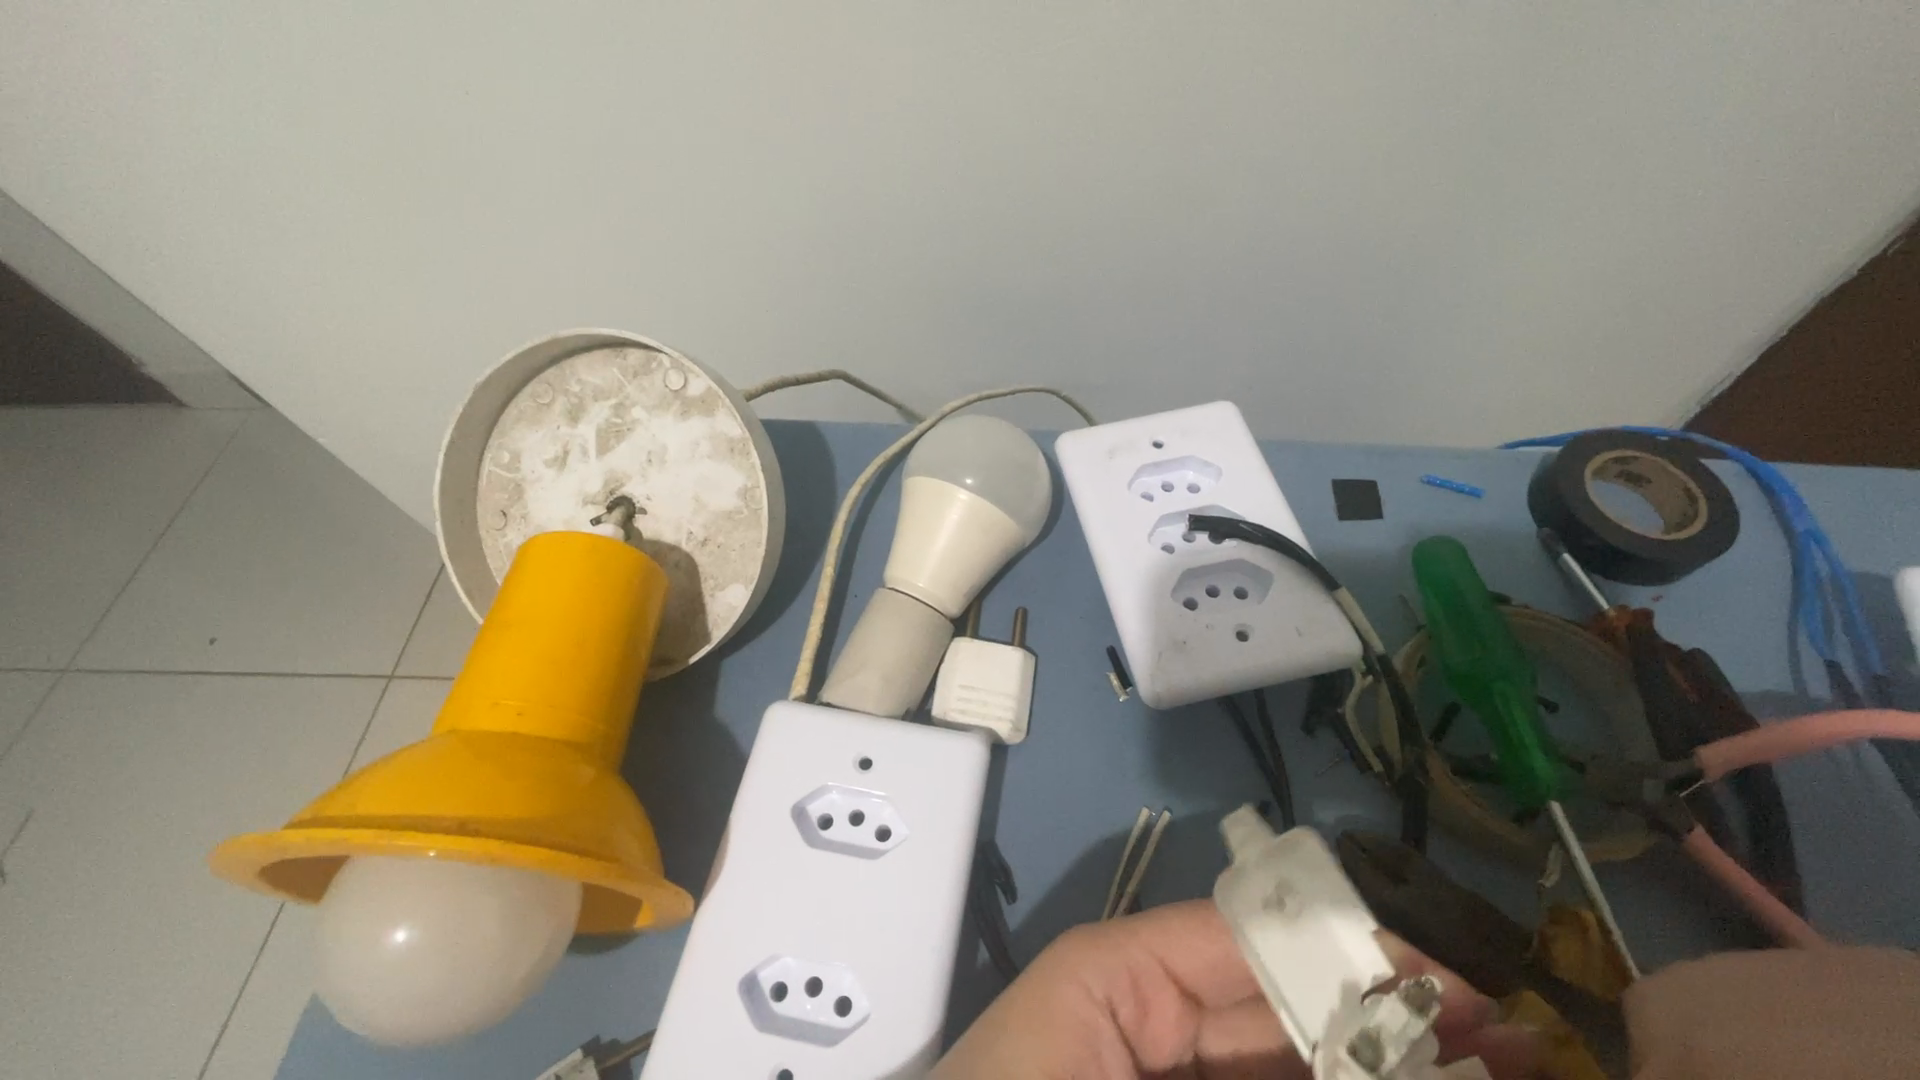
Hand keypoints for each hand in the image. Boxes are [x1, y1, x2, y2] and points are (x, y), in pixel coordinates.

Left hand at [933, 899, 1538, 1079]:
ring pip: (1289, 1062)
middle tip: (1518, 1048)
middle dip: (1396, 1025)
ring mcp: (1165, 1067)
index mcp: (1125, 971)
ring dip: (1382, 1070)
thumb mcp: (1124, 1046)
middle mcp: (1150, 1013)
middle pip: (1290, 1009)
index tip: (1470, 986)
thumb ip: (1270, 1056)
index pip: (1259, 937)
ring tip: (1503, 1073)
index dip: (1363, 950)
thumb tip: (1399, 1059)